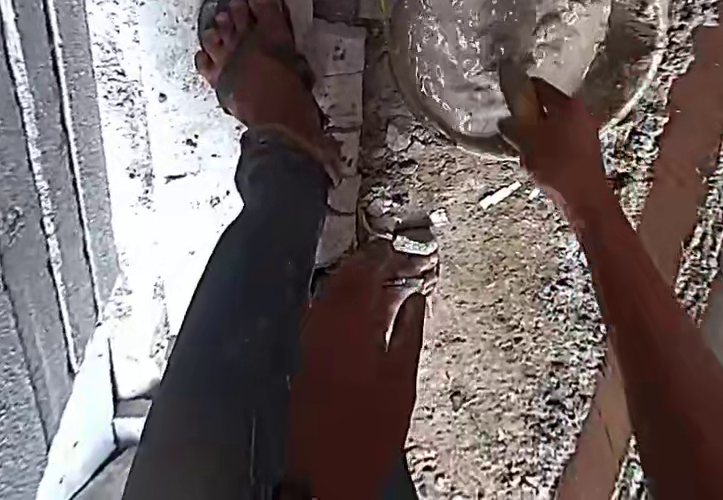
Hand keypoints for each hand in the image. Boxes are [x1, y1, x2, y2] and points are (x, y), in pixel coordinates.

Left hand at [285, 239, 433, 499]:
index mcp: (352, 329)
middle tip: (388, 253)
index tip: (396, 246)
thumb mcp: (401, 382)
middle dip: (366, 261)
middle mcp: (326, 329)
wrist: (326, 478)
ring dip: (352, 277)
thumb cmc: (368, 434)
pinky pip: (322, 313)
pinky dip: (339, 299)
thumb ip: (408, 333)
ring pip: (331, 292)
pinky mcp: (306, 358)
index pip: (365, 275)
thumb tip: (416, 299)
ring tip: (375, 272)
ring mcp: (312, 342)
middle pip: (344, 278)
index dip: (382, 255)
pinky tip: (352, 303)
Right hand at [499, 70, 614, 219]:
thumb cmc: (558, 166)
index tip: (508, 99)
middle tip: (514, 127)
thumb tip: (505, 122)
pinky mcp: (587, 150)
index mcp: (569, 105)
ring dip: (539, 132)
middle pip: (549, 106)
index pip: (540, 87)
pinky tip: (540, 161)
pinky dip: (550, 145)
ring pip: (555, 124)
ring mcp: (587, 132)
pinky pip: (563, 140)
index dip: (521, 90)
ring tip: (526, 148)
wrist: (585, 199)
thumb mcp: (527, 143)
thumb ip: (514, 128)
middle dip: (530, 116)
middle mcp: (582, 114)